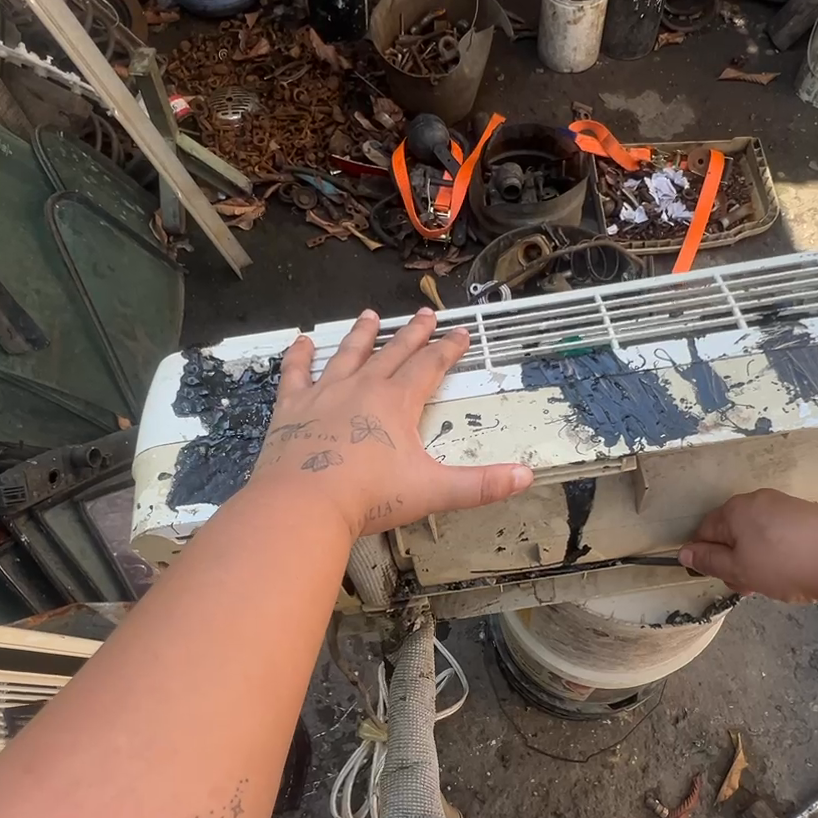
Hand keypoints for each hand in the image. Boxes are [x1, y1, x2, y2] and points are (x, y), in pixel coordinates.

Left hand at [246, 308, 533, 536]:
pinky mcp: (292, 408)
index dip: (448, 349)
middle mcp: (362, 387)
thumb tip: (525, 476)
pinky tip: (302, 342)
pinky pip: (296, 373)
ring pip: (348, 354)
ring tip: (371, 315)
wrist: (306, 504)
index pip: (430, 366)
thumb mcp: (434, 491)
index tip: (461, 333)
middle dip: (414, 333)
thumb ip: (480, 485)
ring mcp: (324, 393)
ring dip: (362, 334)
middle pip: (394, 352)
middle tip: (427, 313)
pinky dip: (299, 357)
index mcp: (397, 402)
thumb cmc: (370, 497)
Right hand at [678, 488, 817, 604]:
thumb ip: (709, 562)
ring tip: (775, 584)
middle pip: (733, 532)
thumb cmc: (786, 564)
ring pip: (758, 536)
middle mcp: (758, 500)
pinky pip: (782, 535)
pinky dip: (781, 553)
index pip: (704, 531)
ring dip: (758, 560)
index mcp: (735, 509)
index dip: (706, 558)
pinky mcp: (811, 515)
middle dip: (735, 561)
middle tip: (749, 587)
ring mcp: (787, 505)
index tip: (722, 580)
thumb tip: (684, 553)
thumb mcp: (740, 570)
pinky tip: (796, 572)